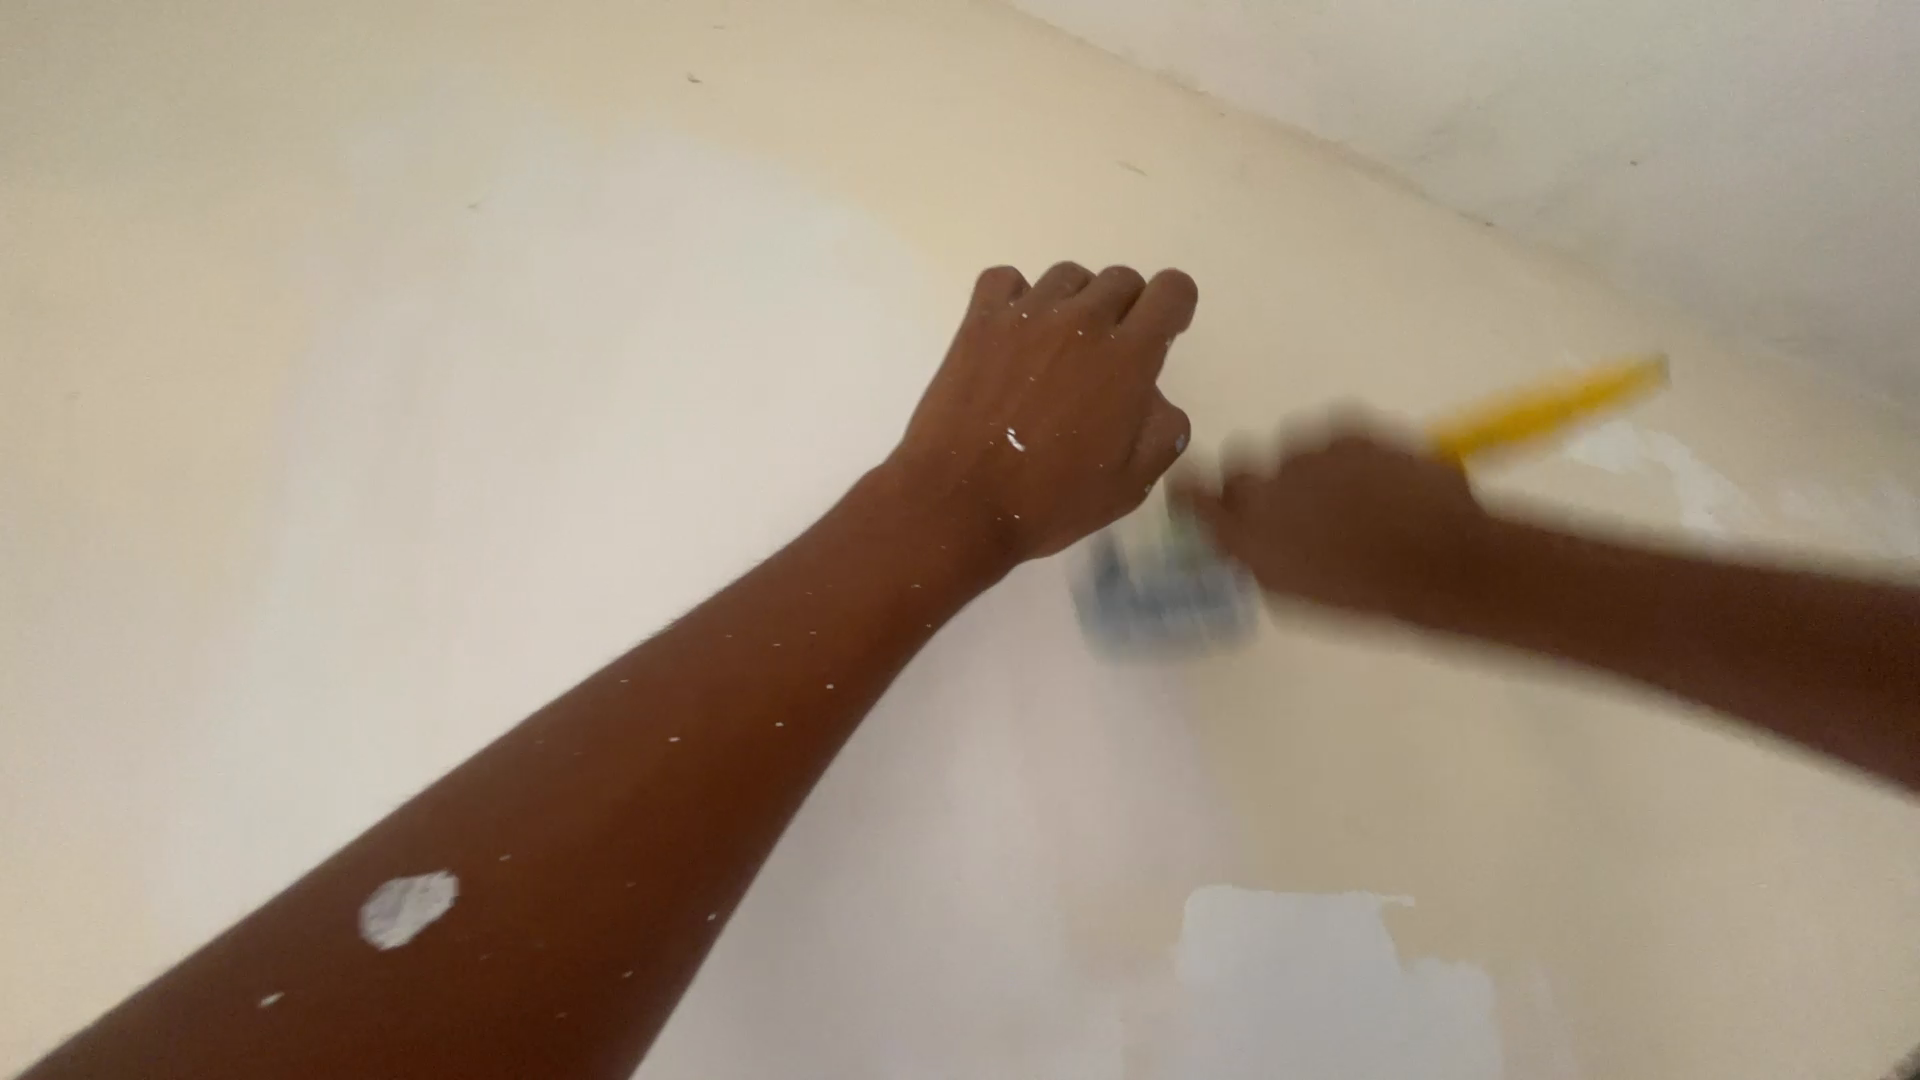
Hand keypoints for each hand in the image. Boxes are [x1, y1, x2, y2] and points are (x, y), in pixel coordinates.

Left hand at [891, 262, 1197, 561]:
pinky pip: (1006, 280)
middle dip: (1126, 311)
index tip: (1160, 336)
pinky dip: (1016, 297)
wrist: (960, 502)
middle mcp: (1082, 322)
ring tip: (1055, 350)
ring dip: (1074, 304)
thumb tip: (1152, 398)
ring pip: (1067, 277)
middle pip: (1120, 280)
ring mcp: (1026, 316)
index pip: (1172, 291)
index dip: (1173, 309)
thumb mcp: (1130, 485)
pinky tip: (1013, 335)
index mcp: (1128, 358)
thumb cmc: (1050, 501)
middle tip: (1103, 359)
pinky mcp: (979, 322)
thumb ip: (1163, 432)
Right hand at [1171, 423, 1497, 620]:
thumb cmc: (1360, 593)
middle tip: (1300, 509)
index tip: (1205, 495)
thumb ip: (1254, 553)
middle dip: (1262, 483)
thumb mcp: (1289, 589)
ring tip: (1355, 501)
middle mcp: (1260, 485)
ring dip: (1312, 471)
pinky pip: (1337, 438)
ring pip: (1294, 452)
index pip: (1189, 491)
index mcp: (1241, 531)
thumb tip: (1242, 534)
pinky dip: (1352, 456)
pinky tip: (1381, 484)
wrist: (1441, 564)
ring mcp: (1304, 451)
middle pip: (1239, 466)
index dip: (1194, 489)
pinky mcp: (1347, 427)